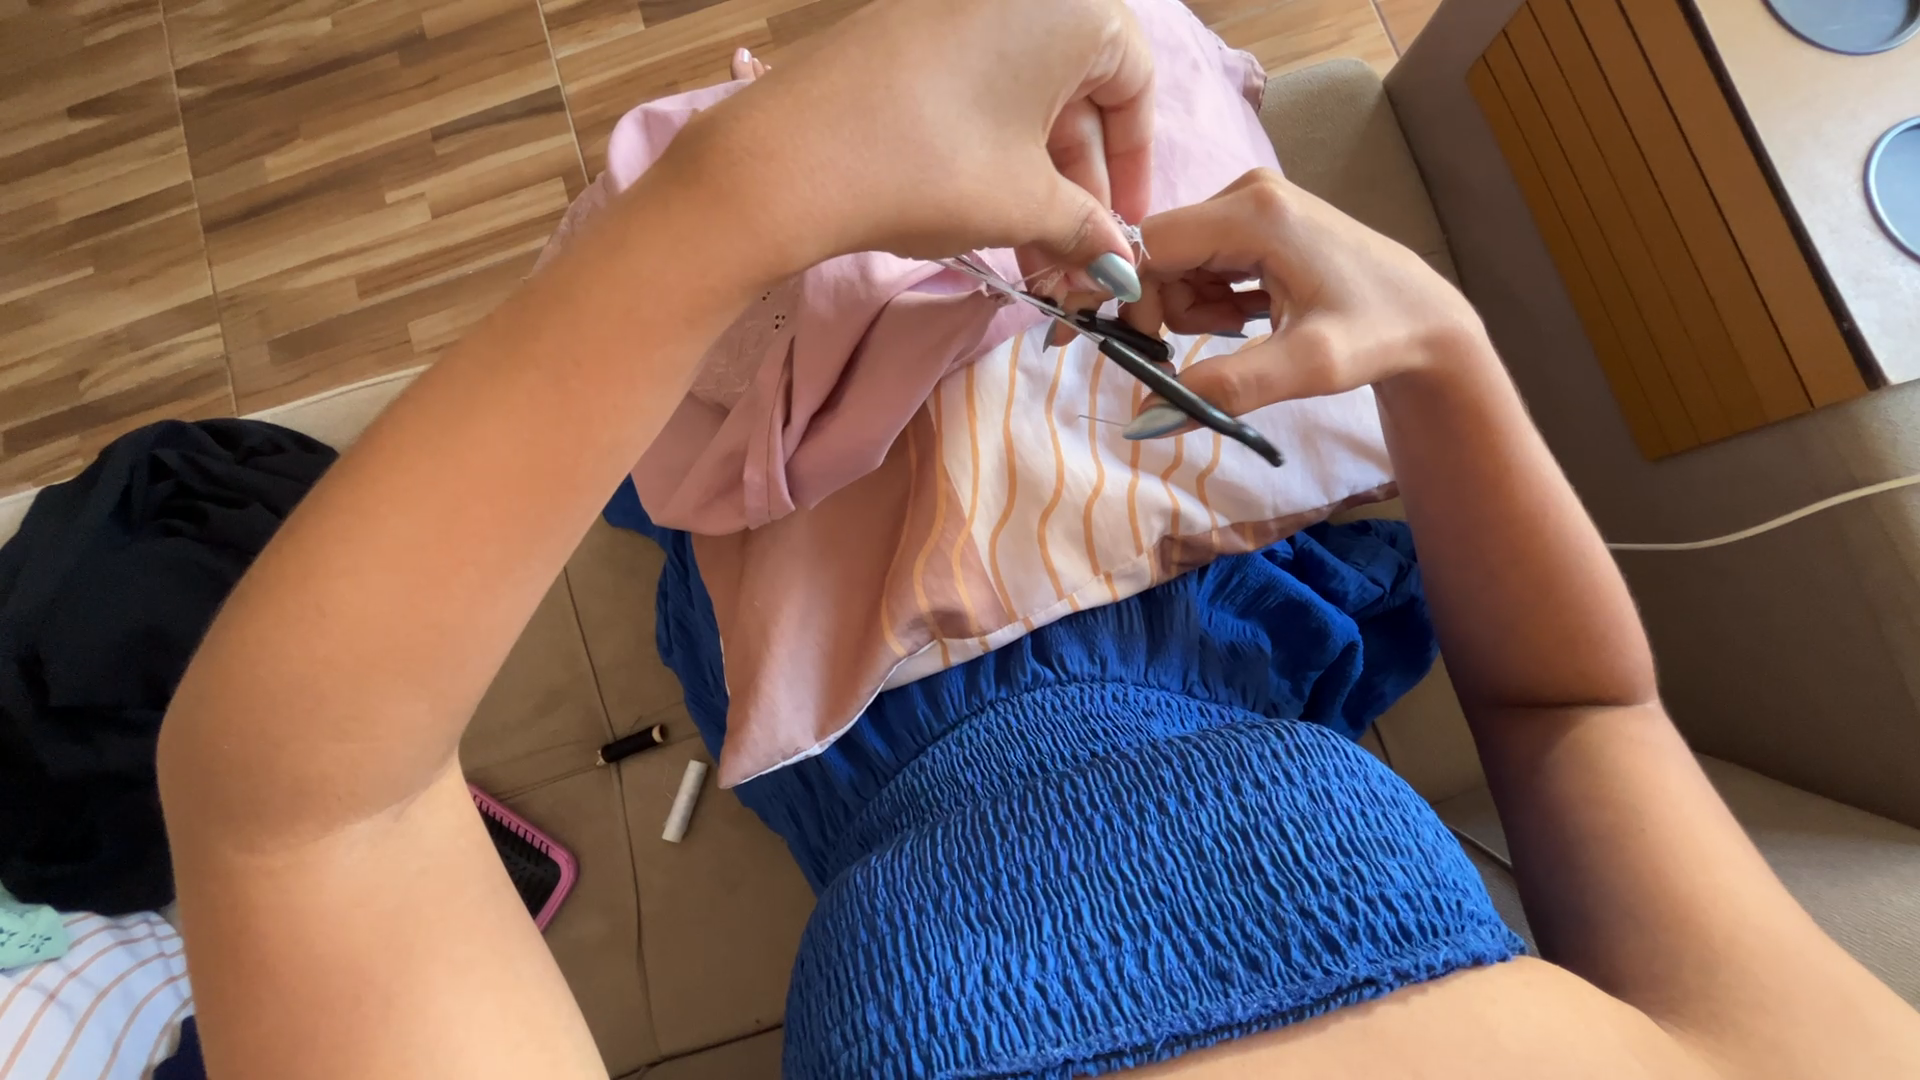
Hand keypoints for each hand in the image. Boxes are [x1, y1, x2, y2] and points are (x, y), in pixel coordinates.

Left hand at [660, 0, 1153, 288]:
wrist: (792, 158)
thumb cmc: (935, 168)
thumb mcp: (1024, 204)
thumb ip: (1084, 229)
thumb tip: (1118, 263)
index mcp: (1070, 8)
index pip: (1134, 86)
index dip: (1134, 167)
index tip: (1122, 229)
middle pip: (1075, 103)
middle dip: (1080, 195)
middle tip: (1074, 264)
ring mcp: (957, 14)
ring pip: (1023, 111)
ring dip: (1038, 193)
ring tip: (1035, 264)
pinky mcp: (910, 44)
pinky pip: (978, 103)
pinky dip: (995, 164)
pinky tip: (993, 225)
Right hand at [1119, 169, 1483, 432]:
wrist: (1427, 320)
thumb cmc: (1377, 336)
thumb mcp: (1305, 368)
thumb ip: (1224, 389)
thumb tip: (1145, 421)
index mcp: (1255, 212)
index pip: (1148, 245)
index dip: (1121, 295)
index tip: (1124, 346)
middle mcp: (1247, 194)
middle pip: (1158, 253)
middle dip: (1162, 310)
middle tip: (1203, 346)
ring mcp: (1252, 205)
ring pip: (1175, 264)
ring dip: (1189, 310)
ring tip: (1241, 329)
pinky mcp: (1257, 222)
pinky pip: (1199, 265)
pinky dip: (1209, 301)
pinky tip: (1248, 315)